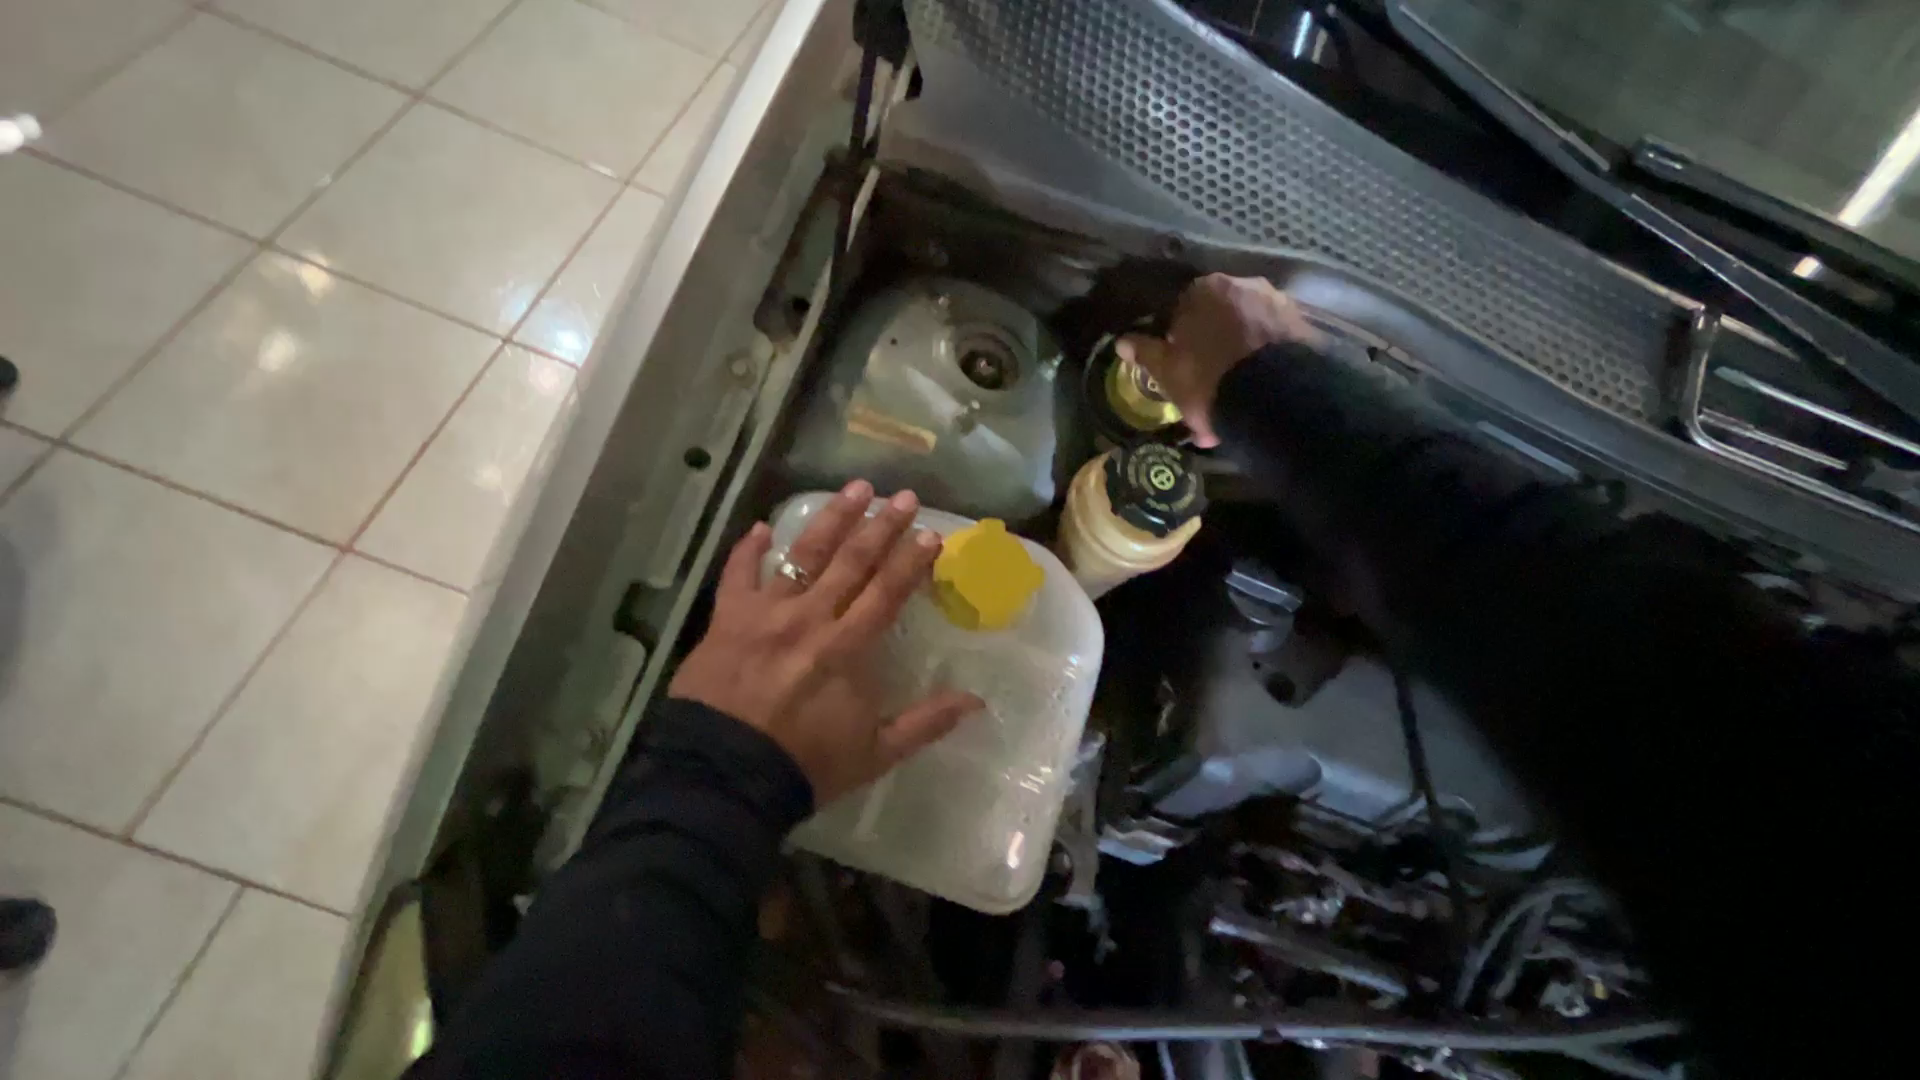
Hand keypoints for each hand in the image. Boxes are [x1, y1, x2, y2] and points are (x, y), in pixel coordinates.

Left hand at [669, 480, 984, 803]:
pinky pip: (737, 575)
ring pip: (803, 554)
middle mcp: (809, 619)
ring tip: (854, 488)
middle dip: (881, 526)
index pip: (887, 592)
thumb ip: (925, 723)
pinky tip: (759, 528)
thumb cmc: (804, 766)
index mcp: (846, 648)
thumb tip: (977, 701)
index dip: (911, 561)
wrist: (721, 778)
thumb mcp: (875, 754)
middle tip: (902, 496)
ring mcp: (765, 613)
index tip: (930, 532)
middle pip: (851, 562)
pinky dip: (747, 550)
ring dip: (831, 519)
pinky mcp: (727, 619)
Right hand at [1118, 273, 1320, 446]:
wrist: (1276, 399)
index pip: (1182, 310)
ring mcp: (1279, 304)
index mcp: (1205, 289)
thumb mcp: (1167, 372)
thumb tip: (1121, 341)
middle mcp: (1245, 285)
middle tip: (1206, 387)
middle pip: (1219, 320)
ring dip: (1237, 360)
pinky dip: (1262, 367)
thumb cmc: (1209, 379)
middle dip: (1211, 350)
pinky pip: (1272, 347)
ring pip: (1247, 335)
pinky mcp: (1305, 328)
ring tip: (1233, 399)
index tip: (1178, 367)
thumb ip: (1146, 352)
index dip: (1177, 341)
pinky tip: (1256, 397)